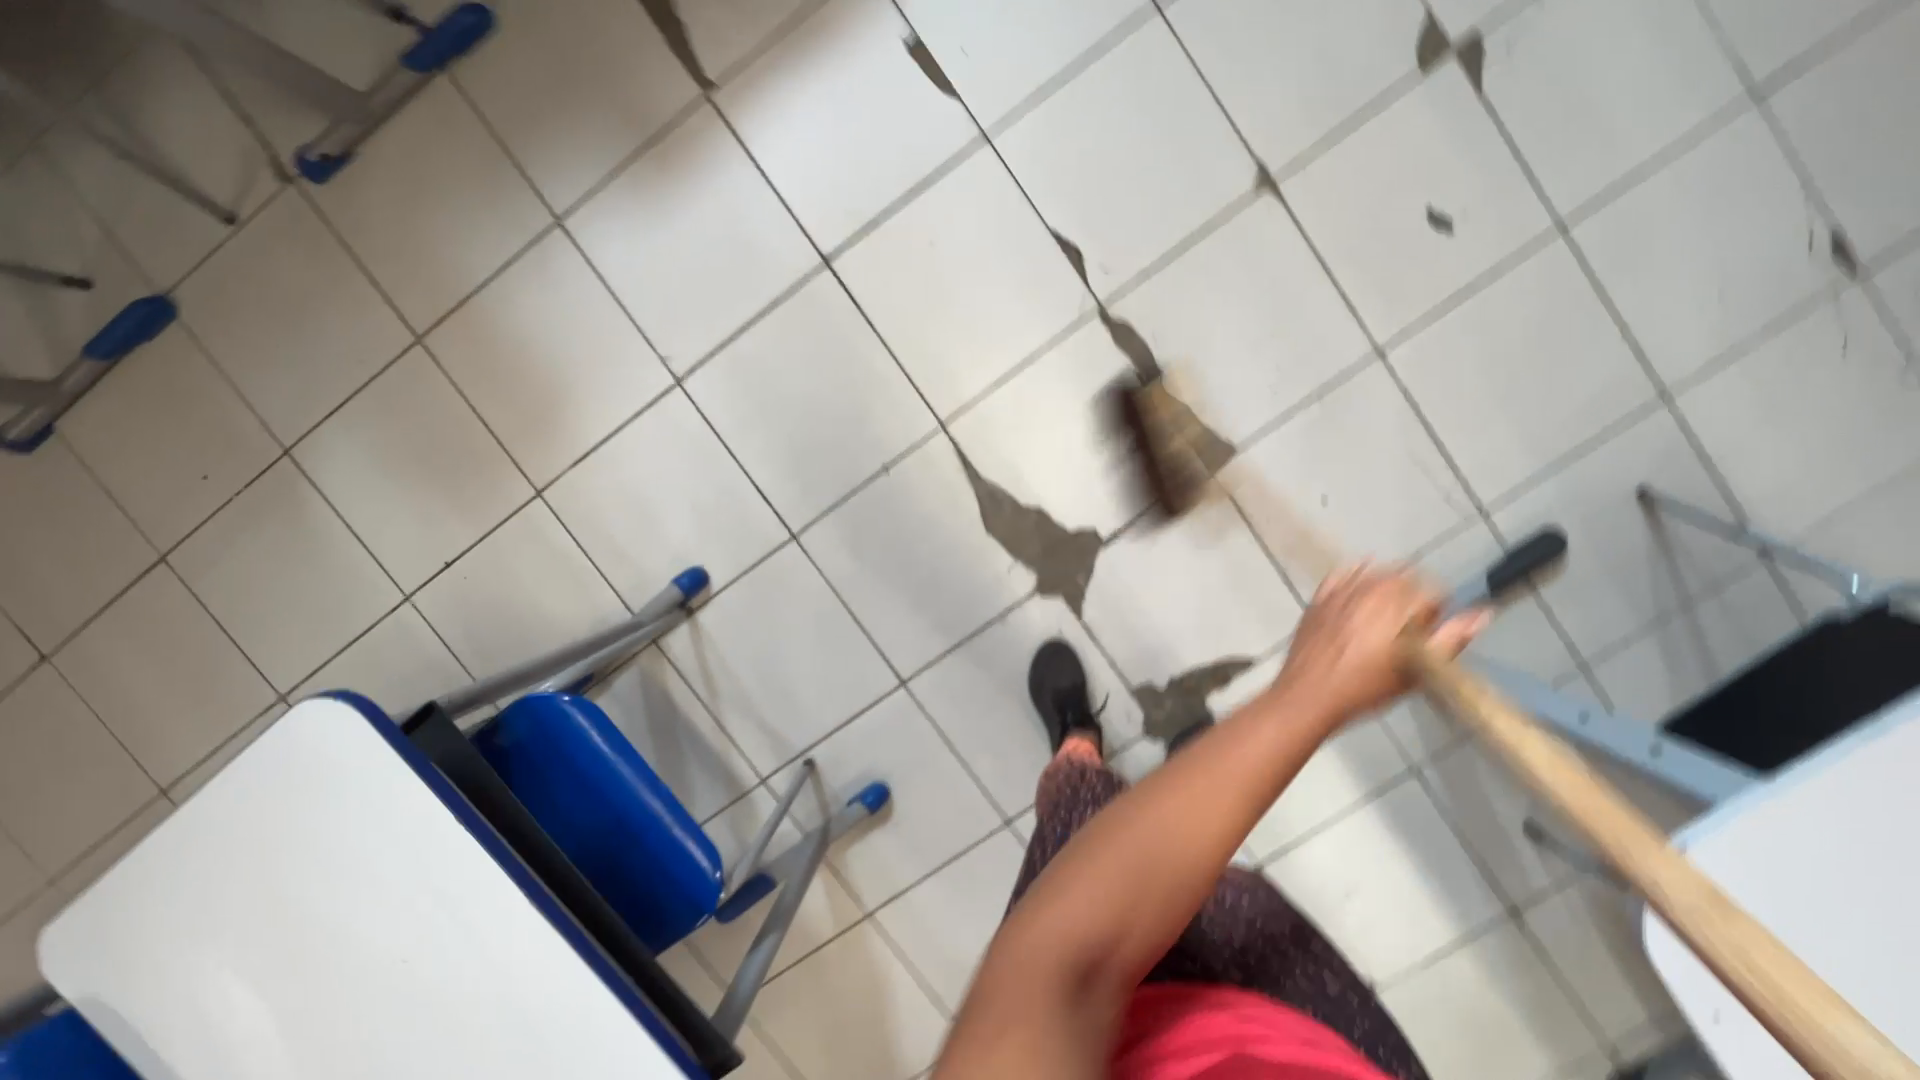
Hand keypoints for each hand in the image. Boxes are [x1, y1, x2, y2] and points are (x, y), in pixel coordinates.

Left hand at [1272, 562, 1489, 724]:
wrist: (1308, 694)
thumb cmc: (1366, 687)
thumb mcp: (1415, 670)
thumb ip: (1451, 638)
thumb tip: (1484, 613)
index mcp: (1399, 603)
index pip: (1433, 591)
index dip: (1437, 611)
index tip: (1430, 632)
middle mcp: (1371, 588)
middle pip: (1405, 577)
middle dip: (1413, 595)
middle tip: (1410, 624)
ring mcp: (1341, 591)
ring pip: (1374, 572)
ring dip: (1387, 585)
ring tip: (1387, 612)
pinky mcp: (1319, 598)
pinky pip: (1342, 575)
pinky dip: (1354, 577)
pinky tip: (1359, 588)